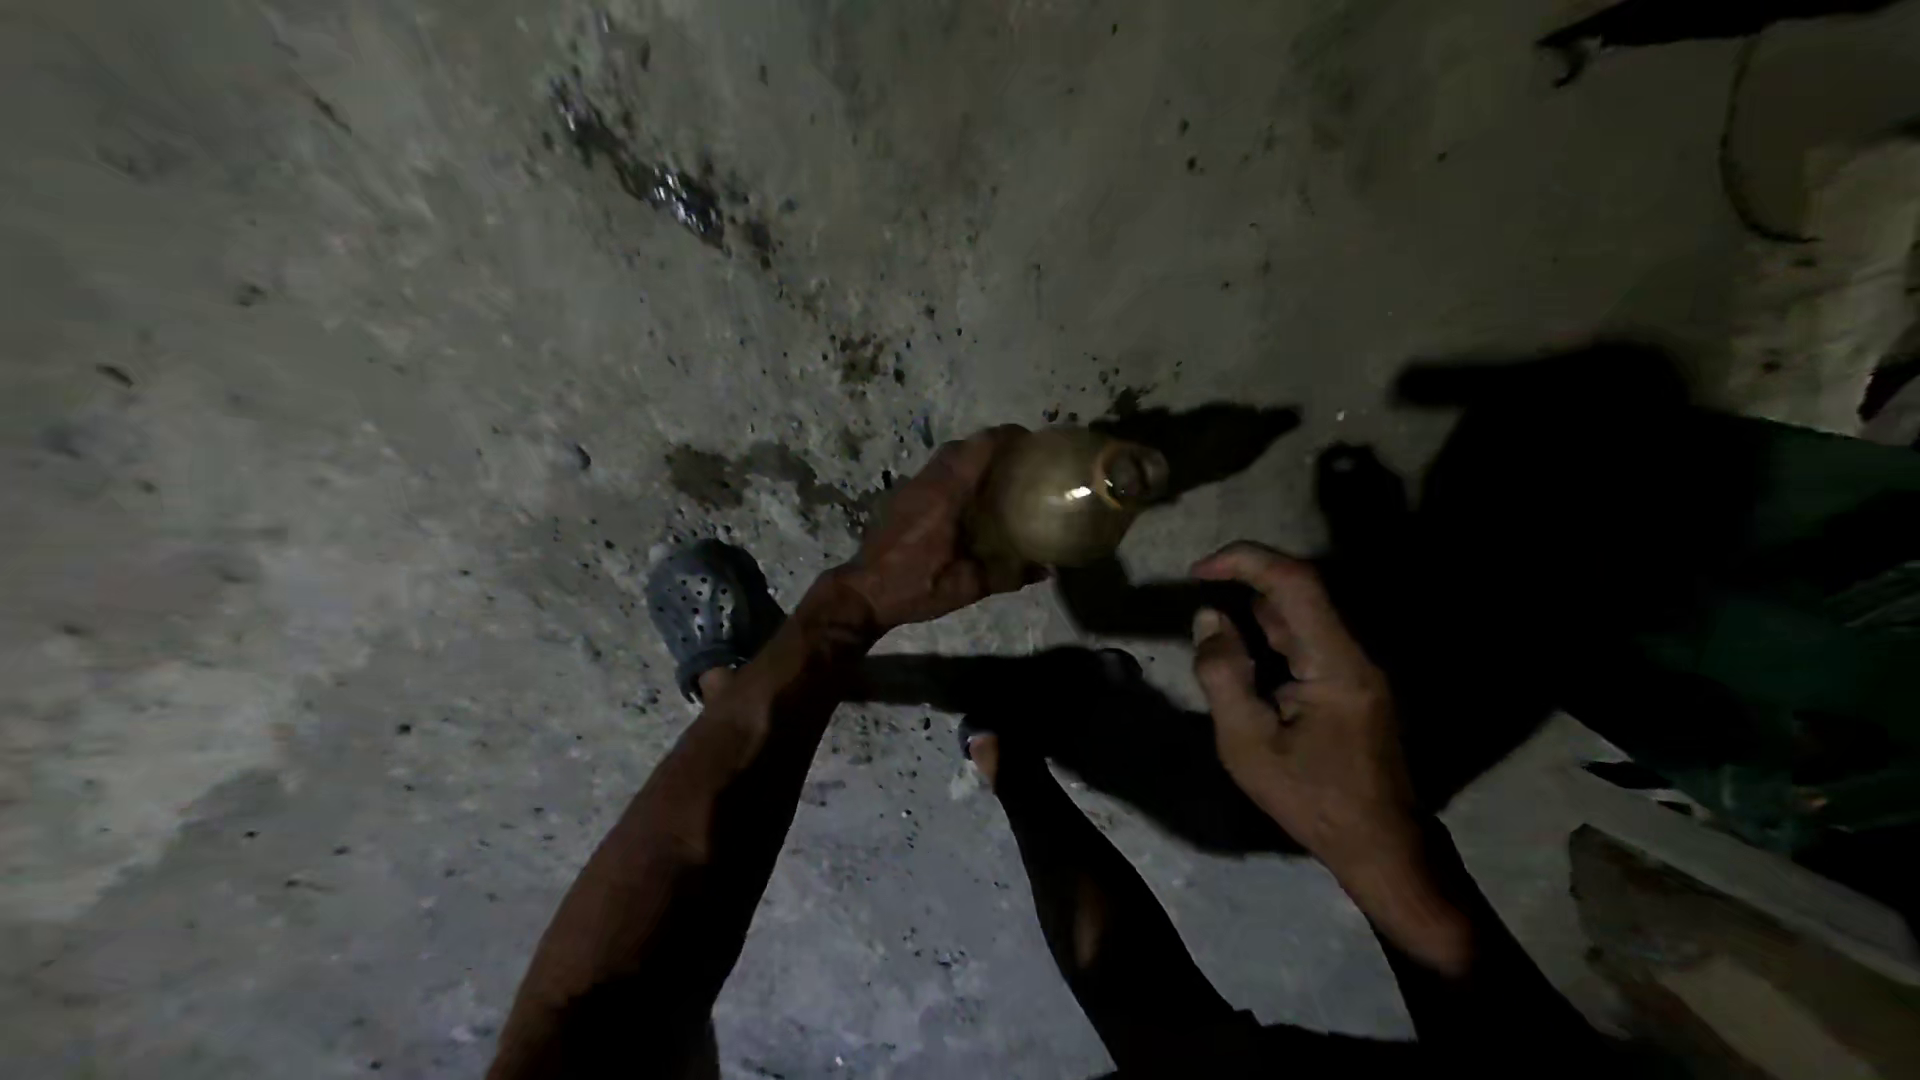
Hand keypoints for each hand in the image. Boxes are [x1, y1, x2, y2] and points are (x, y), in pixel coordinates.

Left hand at [837, 426, 1038, 631]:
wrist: (863, 592)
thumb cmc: (916, 586)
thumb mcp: (967, 587)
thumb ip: (1008, 575)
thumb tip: (1047, 568)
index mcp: (947, 494)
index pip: (980, 447)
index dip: (1008, 437)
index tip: (1032, 443)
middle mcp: (928, 481)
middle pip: (964, 445)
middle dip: (993, 444)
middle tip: (1019, 462)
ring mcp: (910, 487)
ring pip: (946, 456)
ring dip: (972, 457)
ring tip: (998, 477)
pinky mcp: (901, 497)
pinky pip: (934, 471)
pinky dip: (956, 472)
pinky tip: (967, 499)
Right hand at [1189, 542, 1422, 890]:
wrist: (1380, 844)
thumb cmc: (1311, 798)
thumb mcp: (1247, 743)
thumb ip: (1223, 674)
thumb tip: (1209, 618)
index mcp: (1335, 664)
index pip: (1295, 582)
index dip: (1245, 561)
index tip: (1198, 571)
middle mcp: (1352, 653)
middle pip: (1300, 589)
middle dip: (1245, 577)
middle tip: (1199, 588)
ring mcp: (1354, 665)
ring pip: (1302, 612)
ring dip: (1254, 604)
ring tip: (1213, 622)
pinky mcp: (1349, 679)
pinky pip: (1306, 636)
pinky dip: (1268, 629)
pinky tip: (1242, 649)